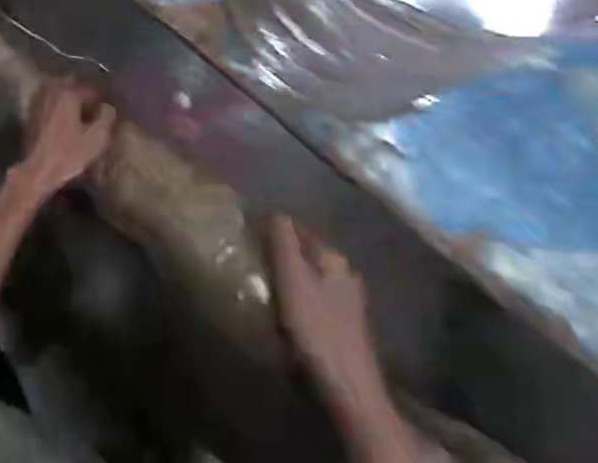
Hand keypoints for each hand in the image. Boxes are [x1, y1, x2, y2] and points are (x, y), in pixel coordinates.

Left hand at [10, 76, 115, 202]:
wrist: (38, 169)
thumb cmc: (69, 155)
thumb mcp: (97, 138)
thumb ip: (107, 117)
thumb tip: (109, 106)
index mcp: (69, 94)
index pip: (92, 89)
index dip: (104, 97)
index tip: (112, 105)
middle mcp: (52, 91)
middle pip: (73, 81)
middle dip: (86, 90)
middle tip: (97, 103)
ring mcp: (39, 99)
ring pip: (59, 87)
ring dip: (72, 93)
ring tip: (83, 107)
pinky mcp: (32, 111)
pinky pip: (50, 98)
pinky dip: (60, 101)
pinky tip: (67, 114)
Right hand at [264, 215, 387, 410]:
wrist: (350, 388)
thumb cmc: (315, 326)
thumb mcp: (291, 277)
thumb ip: (282, 239)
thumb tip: (272, 209)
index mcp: (332, 255)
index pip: (296, 227)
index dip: (270, 230)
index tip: (248, 240)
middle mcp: (346, 271)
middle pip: (304, 251)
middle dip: (280, 254)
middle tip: (253, 264)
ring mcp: (350, 299)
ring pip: (310, 275)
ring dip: (289, 277)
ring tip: (265, 288)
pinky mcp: (347, 324)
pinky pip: (316, 298)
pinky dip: (299, 298)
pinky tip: (286, 313)